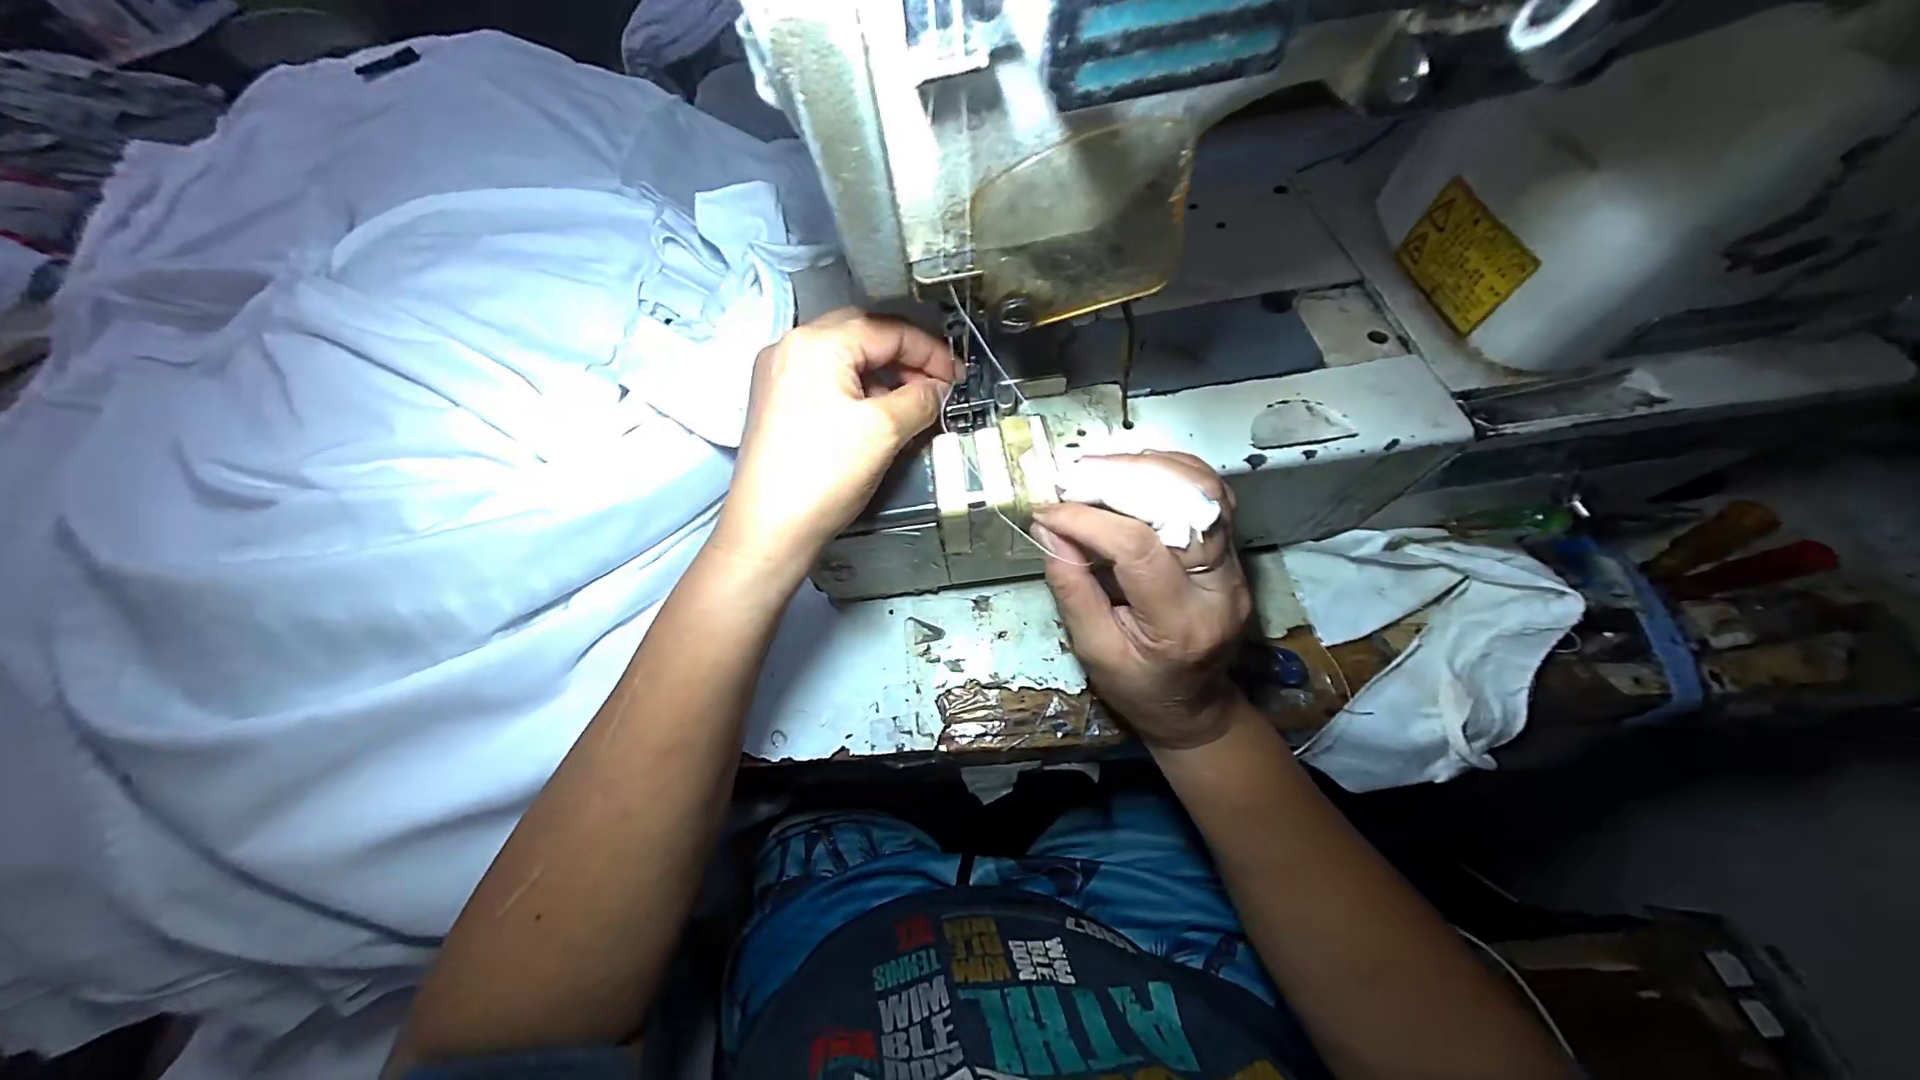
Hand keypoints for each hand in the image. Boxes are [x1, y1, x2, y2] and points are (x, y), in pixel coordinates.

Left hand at [715, 310, 955, 574]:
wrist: (771, 527)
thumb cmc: (818, 478)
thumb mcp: (885, 431)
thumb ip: (921, 400)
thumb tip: (937, 390)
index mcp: (816, 344)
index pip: (888, 330)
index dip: (930, 351)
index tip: (954, 375)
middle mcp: (791, 349)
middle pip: (865, 337)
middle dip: (906, 359)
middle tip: (936, 386)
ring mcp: (779, 376)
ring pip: (846, 360)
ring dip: (884, 376)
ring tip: (912, 405)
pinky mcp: (778, 403)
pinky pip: (828, 382)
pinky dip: (859, 391)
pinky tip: (879, 416)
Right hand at [1033, 452, 1251, 749]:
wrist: (1194, 706)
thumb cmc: (1140, 687)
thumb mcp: (1094, 651)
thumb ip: (1072, 589)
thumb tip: (1049, 530)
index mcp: (1182, 624)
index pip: (1139, 549)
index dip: (1088, 521)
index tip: (1048, 512)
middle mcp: (1220, 587)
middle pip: (1186, 506)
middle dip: (1123, 479)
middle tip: (1074, 478)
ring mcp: (1234, 567)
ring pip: (1206, 491)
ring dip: (1150, 469)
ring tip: (1099, 470)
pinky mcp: (1233, 554)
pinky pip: (1209, 497)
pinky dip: (1170, 475)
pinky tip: (1132, 475)